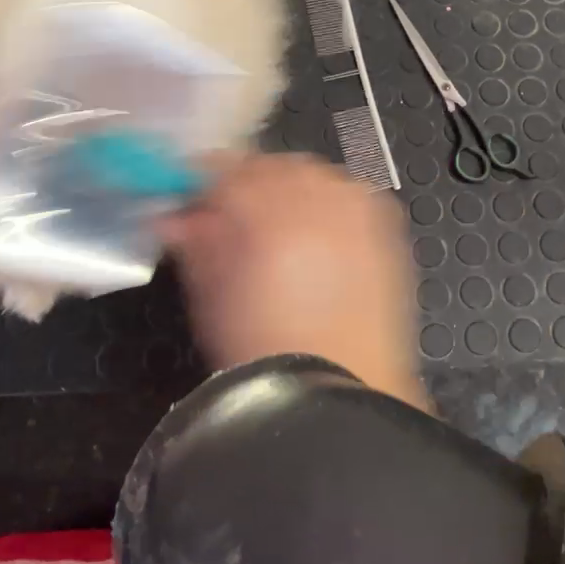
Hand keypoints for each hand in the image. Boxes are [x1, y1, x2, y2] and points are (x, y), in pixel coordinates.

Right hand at [159, 152, 427, 407]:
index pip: (225, 168)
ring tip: (279, 231)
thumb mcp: (212, 298)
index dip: (203, 180)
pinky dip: (331, 204)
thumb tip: (178, 216)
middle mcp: (315, 201)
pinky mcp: (386, 228)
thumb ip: (196, 244)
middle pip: (273, 166)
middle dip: (249, 183)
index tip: (191, 197)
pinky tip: (320, 238)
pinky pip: (352, 194)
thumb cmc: (266, 356)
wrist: (337, 397)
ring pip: (315, 174)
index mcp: (264, 215)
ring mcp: (356, 211)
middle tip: (231, 216)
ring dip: (291, 191)